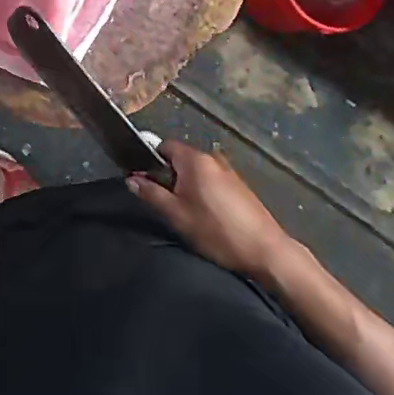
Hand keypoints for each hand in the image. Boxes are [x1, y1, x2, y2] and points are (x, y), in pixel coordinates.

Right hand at [127, 142, 298, 284]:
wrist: (262, 249)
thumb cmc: (215, 231)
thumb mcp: (176, 215)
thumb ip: (152, 194)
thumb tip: (131, 178)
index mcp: (196, 159)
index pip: (165, 146)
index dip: (149, 159)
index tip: (141, 180)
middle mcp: (213, 158)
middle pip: (181, 158)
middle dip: (167, 176)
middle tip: (160, 202)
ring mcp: (228, 171)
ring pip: (197, 171)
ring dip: (185, 186)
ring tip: (181, 212)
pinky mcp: (239, 185)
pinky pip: (211, 180)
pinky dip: (201, 191)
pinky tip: (202, 214)